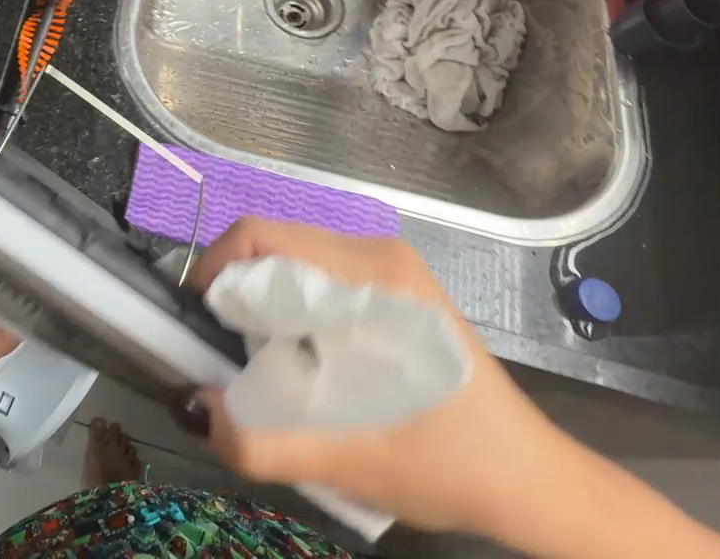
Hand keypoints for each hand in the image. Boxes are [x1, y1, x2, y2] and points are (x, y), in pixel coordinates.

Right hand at [184, 217, 580, 538]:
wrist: (531, 483)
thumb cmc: (449, 465)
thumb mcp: (349, 461)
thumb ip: (261, 440)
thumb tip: (188, 407)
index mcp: (370, 273)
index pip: (263, 236)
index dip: (213, 268)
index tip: (193, 321)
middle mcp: (375, 253)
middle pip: (271, 246)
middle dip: (232, 295)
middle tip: (219, 355)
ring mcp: (384, 268)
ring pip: (289, 263)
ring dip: (257, 306)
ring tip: (253, 363)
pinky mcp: (387, 289)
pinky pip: (312, 279)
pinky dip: (284, 312)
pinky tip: (294, 362)